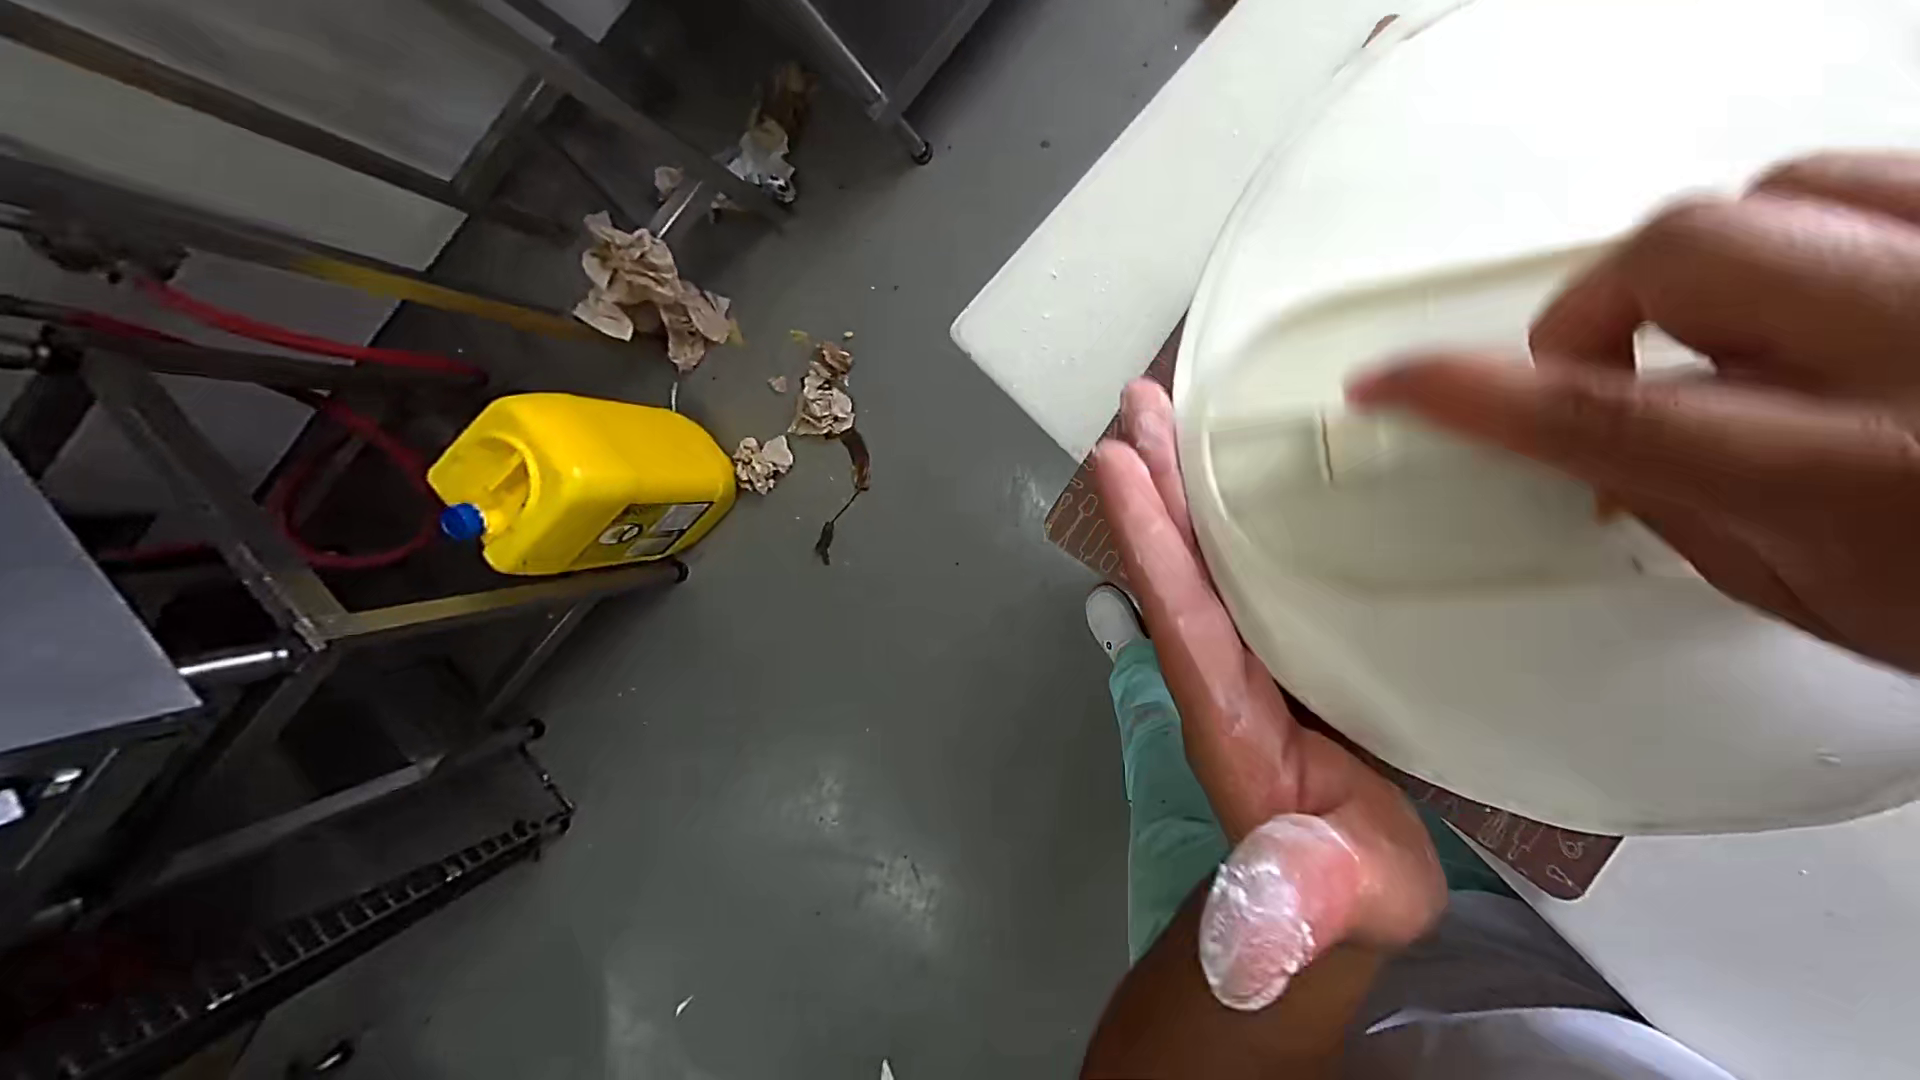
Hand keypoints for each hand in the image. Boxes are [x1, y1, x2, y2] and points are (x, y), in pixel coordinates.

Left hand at [1092, 381, 1444, 1011]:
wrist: (1339, 892)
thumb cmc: (1325, 889)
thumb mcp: (1317, 899)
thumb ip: (1282, 903)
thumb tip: (1247, 937)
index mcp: (1220, 697)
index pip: (1174, 601)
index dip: (1143, 532)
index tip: (1114, 455)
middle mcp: (1225, 654)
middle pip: (1182, 552)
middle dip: (1157, 476)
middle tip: (1140, 398)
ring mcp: (1256, 643)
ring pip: (1215, 546)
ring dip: (1194, 477)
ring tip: (1183, 405)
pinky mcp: (1294, 642)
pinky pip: (1264, 561)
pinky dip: (1253, 510)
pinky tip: (1265, 467)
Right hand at [1349, 152, 1919, 674]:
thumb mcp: (1808, 593)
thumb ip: (1677, 508)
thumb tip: (1591, 453)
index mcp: (1839, 477)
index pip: (1585, 414)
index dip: (1459, 392)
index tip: (1382, 383)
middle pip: (1681, 251)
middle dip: (1596, 305)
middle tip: (1597, 364)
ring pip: (1780, 193)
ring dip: (1700, 268)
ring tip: (1717, 333)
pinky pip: (1886, 175)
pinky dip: (1809, 236)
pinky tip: (1819, 300)